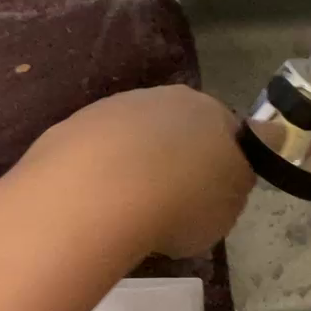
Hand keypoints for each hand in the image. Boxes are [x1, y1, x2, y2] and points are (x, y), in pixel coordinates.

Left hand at [21, 85, 253, 257]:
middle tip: (173, 205)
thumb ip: (230, 188)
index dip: (226, 165)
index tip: (214, 196)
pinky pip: (100, 151)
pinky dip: (101, 172)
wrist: (101, 191)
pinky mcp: (78, 122)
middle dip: (179, 159)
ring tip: (130, 210)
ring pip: (137, 137)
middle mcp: (168, 99)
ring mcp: (119, 107)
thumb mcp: (227, 210)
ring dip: (137, 164)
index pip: (232, 133)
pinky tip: (98, 202)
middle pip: (181, 129)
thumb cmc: (181, 203)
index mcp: (215, 113)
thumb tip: (225, 176)